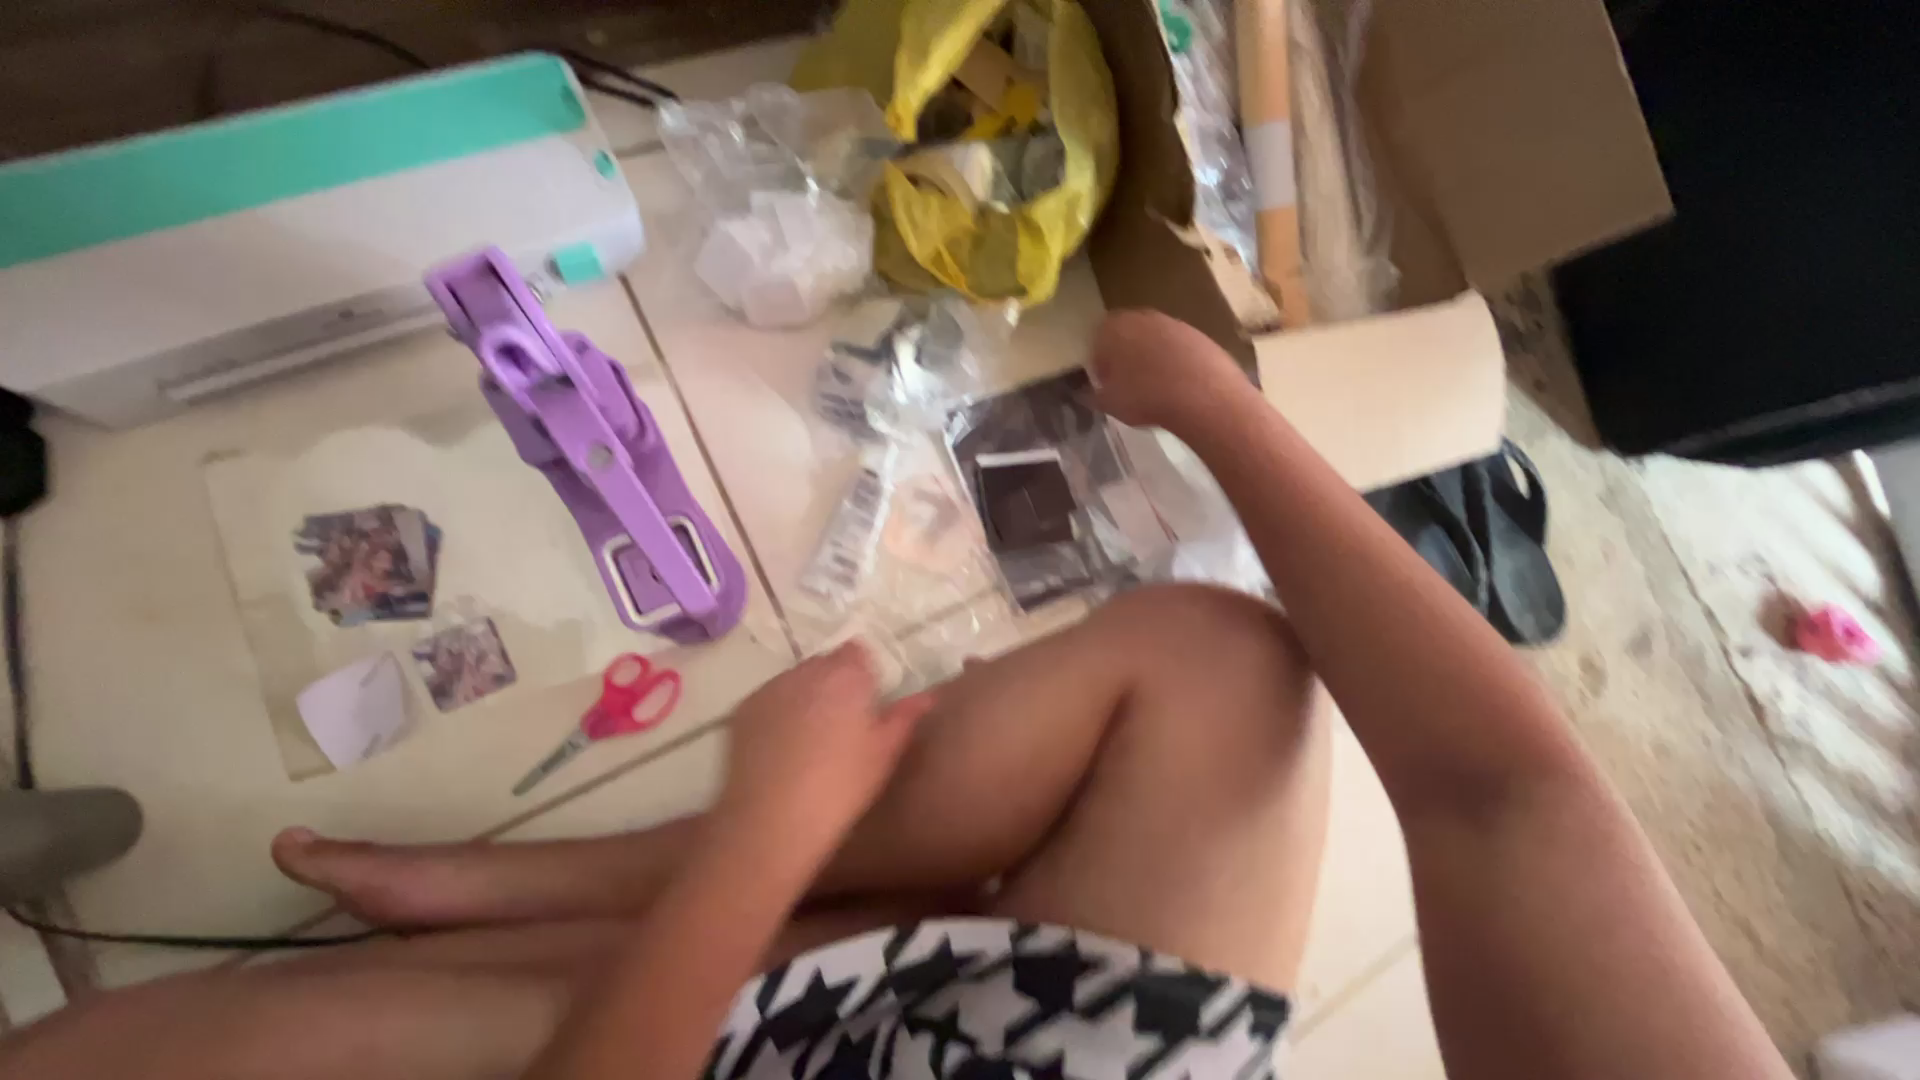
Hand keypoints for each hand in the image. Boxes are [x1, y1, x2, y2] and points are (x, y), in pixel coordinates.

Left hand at [715, 642, 932, 860]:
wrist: (771, 822)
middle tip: (842, 725)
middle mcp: (806, 671)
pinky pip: (770, 699)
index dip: (864, 674)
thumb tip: (929, 695)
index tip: (867, 703)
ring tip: (810, 740)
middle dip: (835, 683)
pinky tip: (782, 749)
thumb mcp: (884, 754)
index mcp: (847, 676)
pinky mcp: (743, 709)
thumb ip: (906, 717)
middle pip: (825, 663)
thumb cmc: (840, 788)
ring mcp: (771, 688)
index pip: (857, 651)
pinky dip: (779, 713)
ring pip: (796, 680)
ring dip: (806, 696)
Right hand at [1087, 310, 1249, 430]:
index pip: (1096, 340)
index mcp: (1113, 327)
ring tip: (1156, 389)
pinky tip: (1180, 387)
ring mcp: (1174, 323)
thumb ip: (1093, 395)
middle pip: (1127, 335)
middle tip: (1128, 385)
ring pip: (1155, 340)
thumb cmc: (1144, 396)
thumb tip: (1088, 393)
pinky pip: (1179, 349)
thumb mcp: (1108, 403)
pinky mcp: (1200, 335)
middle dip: (1126, 357)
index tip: (1105, 384)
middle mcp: (1142, 317)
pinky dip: (1176, 364)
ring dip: (1152, 359)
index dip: (1099, 363)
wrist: (1202, 394)